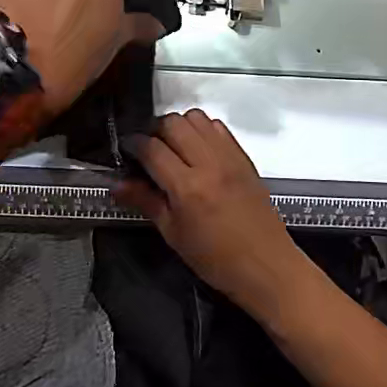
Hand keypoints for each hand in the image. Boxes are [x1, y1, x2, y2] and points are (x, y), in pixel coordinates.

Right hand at [114, 110, 306, 310]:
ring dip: (179, 126)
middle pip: (172, 123)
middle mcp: (208, 164)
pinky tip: (198, 150)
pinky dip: (202, 129)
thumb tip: (117, 184)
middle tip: (149, 149)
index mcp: (187, 187)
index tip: (125, 149)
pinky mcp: (244, 157)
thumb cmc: (216, 260)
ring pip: (196, 117)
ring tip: (174, 147)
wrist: (269, 268)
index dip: (133, 144)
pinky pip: (218, 127)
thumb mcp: (173, 234)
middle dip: (154, 130)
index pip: (151, 148)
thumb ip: (145, 201)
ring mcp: (229, 157)